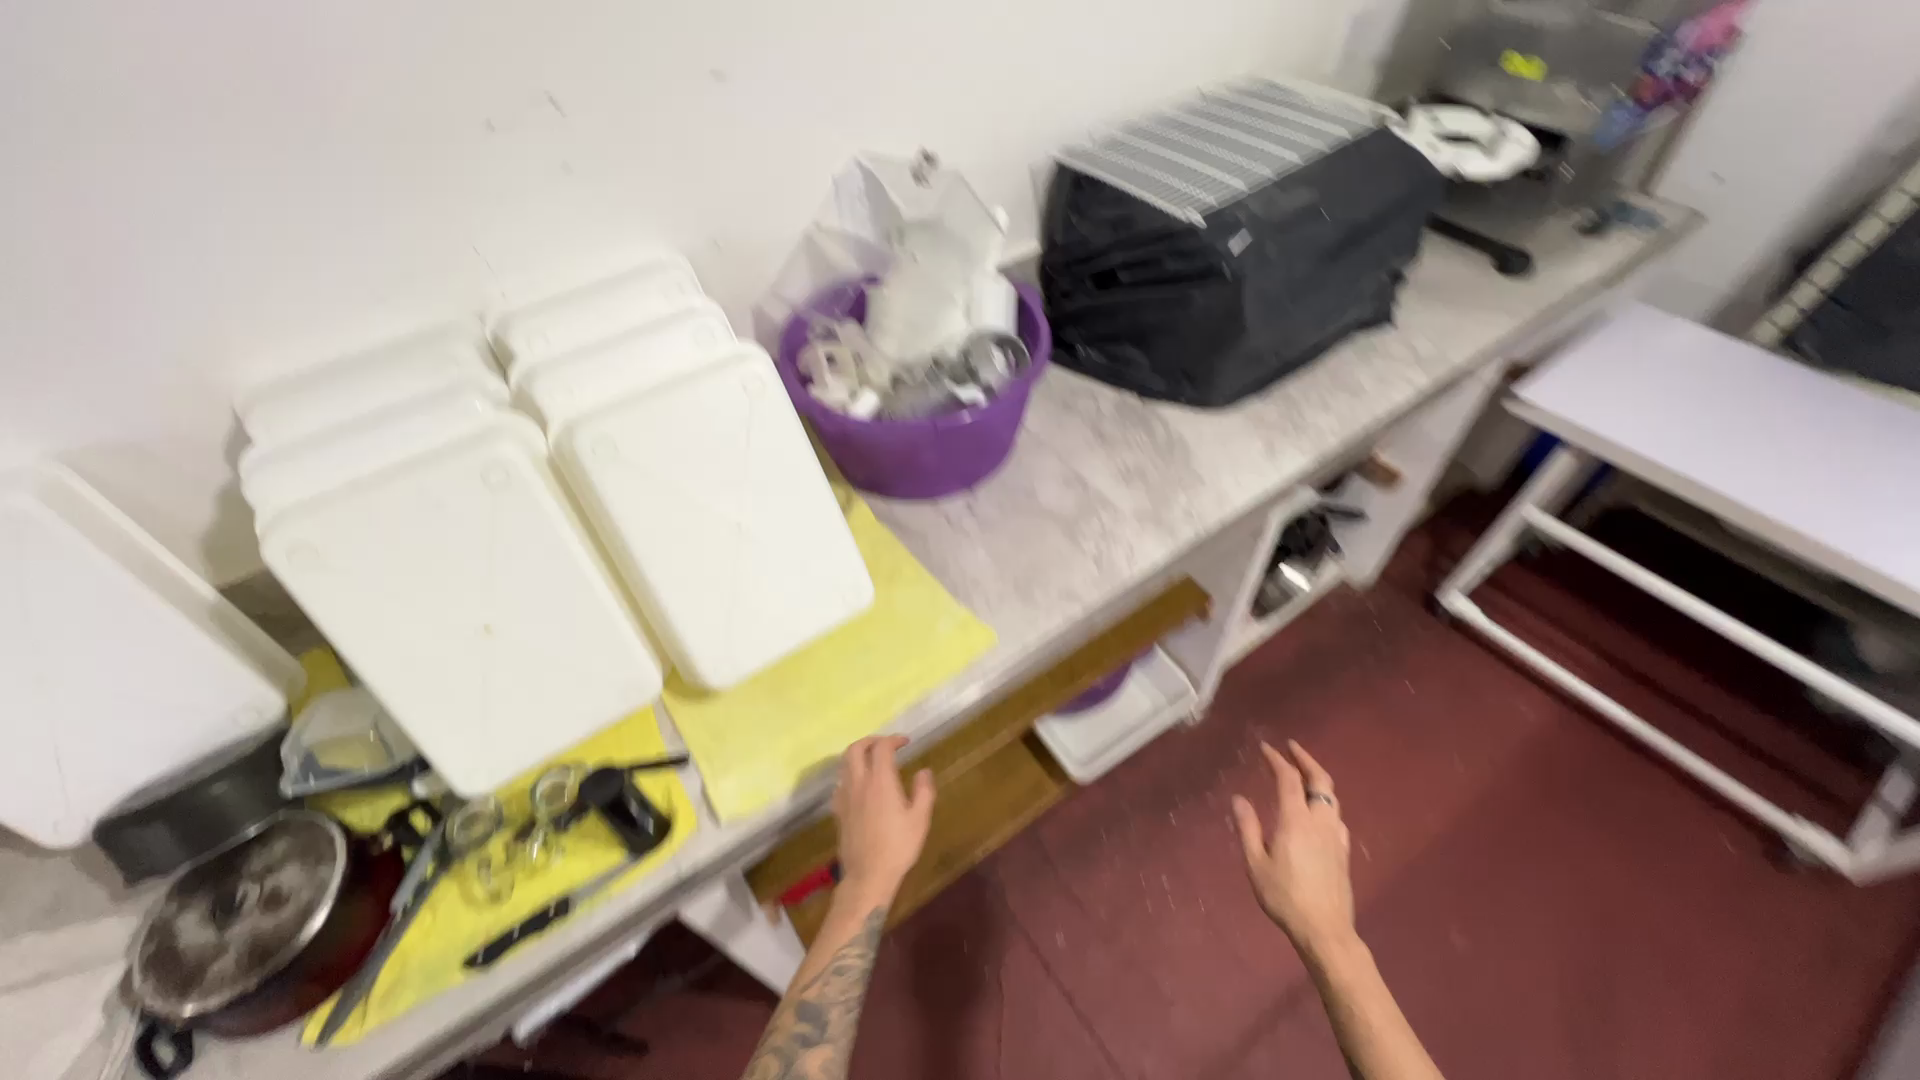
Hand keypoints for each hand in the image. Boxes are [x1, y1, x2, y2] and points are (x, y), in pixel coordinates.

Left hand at [831, 736, 935, 904]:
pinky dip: (849, 775)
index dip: (893, 739)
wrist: (868, 875)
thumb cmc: (898, 847)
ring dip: (857, 755)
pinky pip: (840, 783)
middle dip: (870, 740)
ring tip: (871, 761)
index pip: (882, 748)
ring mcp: (844, 797)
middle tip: (885, 745)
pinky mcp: (838, 811)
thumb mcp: (920, 819)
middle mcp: (859, 783)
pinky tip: (859, 786)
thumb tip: (923, 771)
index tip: (905, 742)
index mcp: (880, 781)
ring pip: (843, 764)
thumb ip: (923, 791)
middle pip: (855, 748)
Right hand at [1231, 740, 1355, 957]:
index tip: (1265, 748)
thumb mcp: (1256, 863)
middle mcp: (1319, 821)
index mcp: (1296, 820)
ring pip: (1332, 797)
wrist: (1324, 929)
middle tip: (1292, 748)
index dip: (1277, 759)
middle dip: (1306, 760)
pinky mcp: (1343, 852)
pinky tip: (1319, 811)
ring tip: (1303, 775)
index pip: (1288, 778)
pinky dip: (1326, 802)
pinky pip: (1336, 816)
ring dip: (1318, 779)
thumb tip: (1239, 799)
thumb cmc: (1284, 896)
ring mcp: (1335, 836)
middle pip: (1320, 780)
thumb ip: (1248, 828)